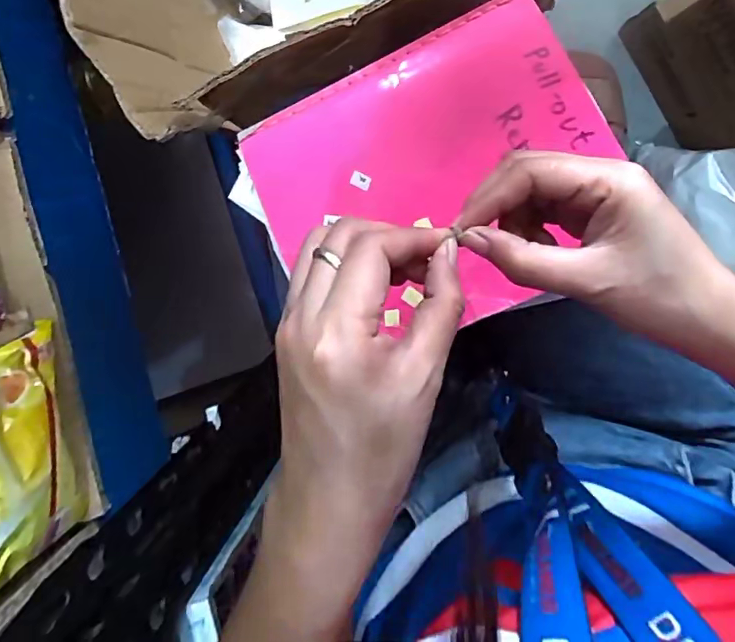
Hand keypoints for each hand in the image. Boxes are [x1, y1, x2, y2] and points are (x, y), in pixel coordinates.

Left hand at [269, 220, 462, 588]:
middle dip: (387, 234)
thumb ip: (440, 306)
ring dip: (362, 244)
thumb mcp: (423, 378)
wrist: (327, 500)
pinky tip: (376, 286)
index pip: (369, 248)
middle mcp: (300, 314)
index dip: (412, 236)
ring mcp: (286, 319)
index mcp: (335, 329)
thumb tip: (449, 253)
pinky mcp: (285, 329)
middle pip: (338, 235)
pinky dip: (343, 263)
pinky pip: (311, 273)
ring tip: (404, 268)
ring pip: (318, 247)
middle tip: (427, 259)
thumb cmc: (383, 451)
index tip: (448, 244)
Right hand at [452, 151, 734, 353]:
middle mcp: (601, 171)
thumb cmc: (662, 302)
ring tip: (516, 253)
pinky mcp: (597, 208)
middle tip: (474, 239)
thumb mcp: (587, 282)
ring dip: (513, 217)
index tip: (461, 231)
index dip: (488, 197)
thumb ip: (522, 259)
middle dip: (496, 204)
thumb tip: (469, 240)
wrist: (721, 329)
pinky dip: (530, 226)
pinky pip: (547, 206)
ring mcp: (600, 189)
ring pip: (533, 189)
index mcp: (607, 177)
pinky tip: (535, 251)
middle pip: (528, 172)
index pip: (529, 170)